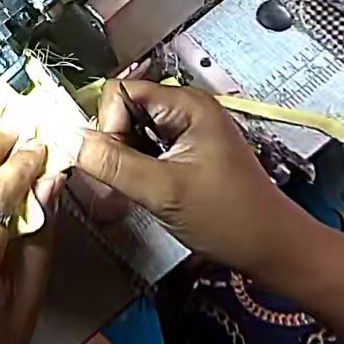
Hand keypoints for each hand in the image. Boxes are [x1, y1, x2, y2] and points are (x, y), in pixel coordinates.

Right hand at [74, 80, 325, 279]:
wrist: (273, 250)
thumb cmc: (227, 218)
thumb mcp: (163, 191)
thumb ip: (113, 163)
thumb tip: (70, 140)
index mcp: (186, 104)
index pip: (122, 93)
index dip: (109, 125)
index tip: (116, 164)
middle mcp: (185, 108)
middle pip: (124, 110)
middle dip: (114, 146)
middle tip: (121, 184)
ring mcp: (187, 129)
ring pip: (132, 131)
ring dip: (123, 161)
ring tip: (133, 192)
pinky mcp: (186, 150)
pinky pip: (146, 147)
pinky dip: (136, 168)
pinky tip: (144, 191)